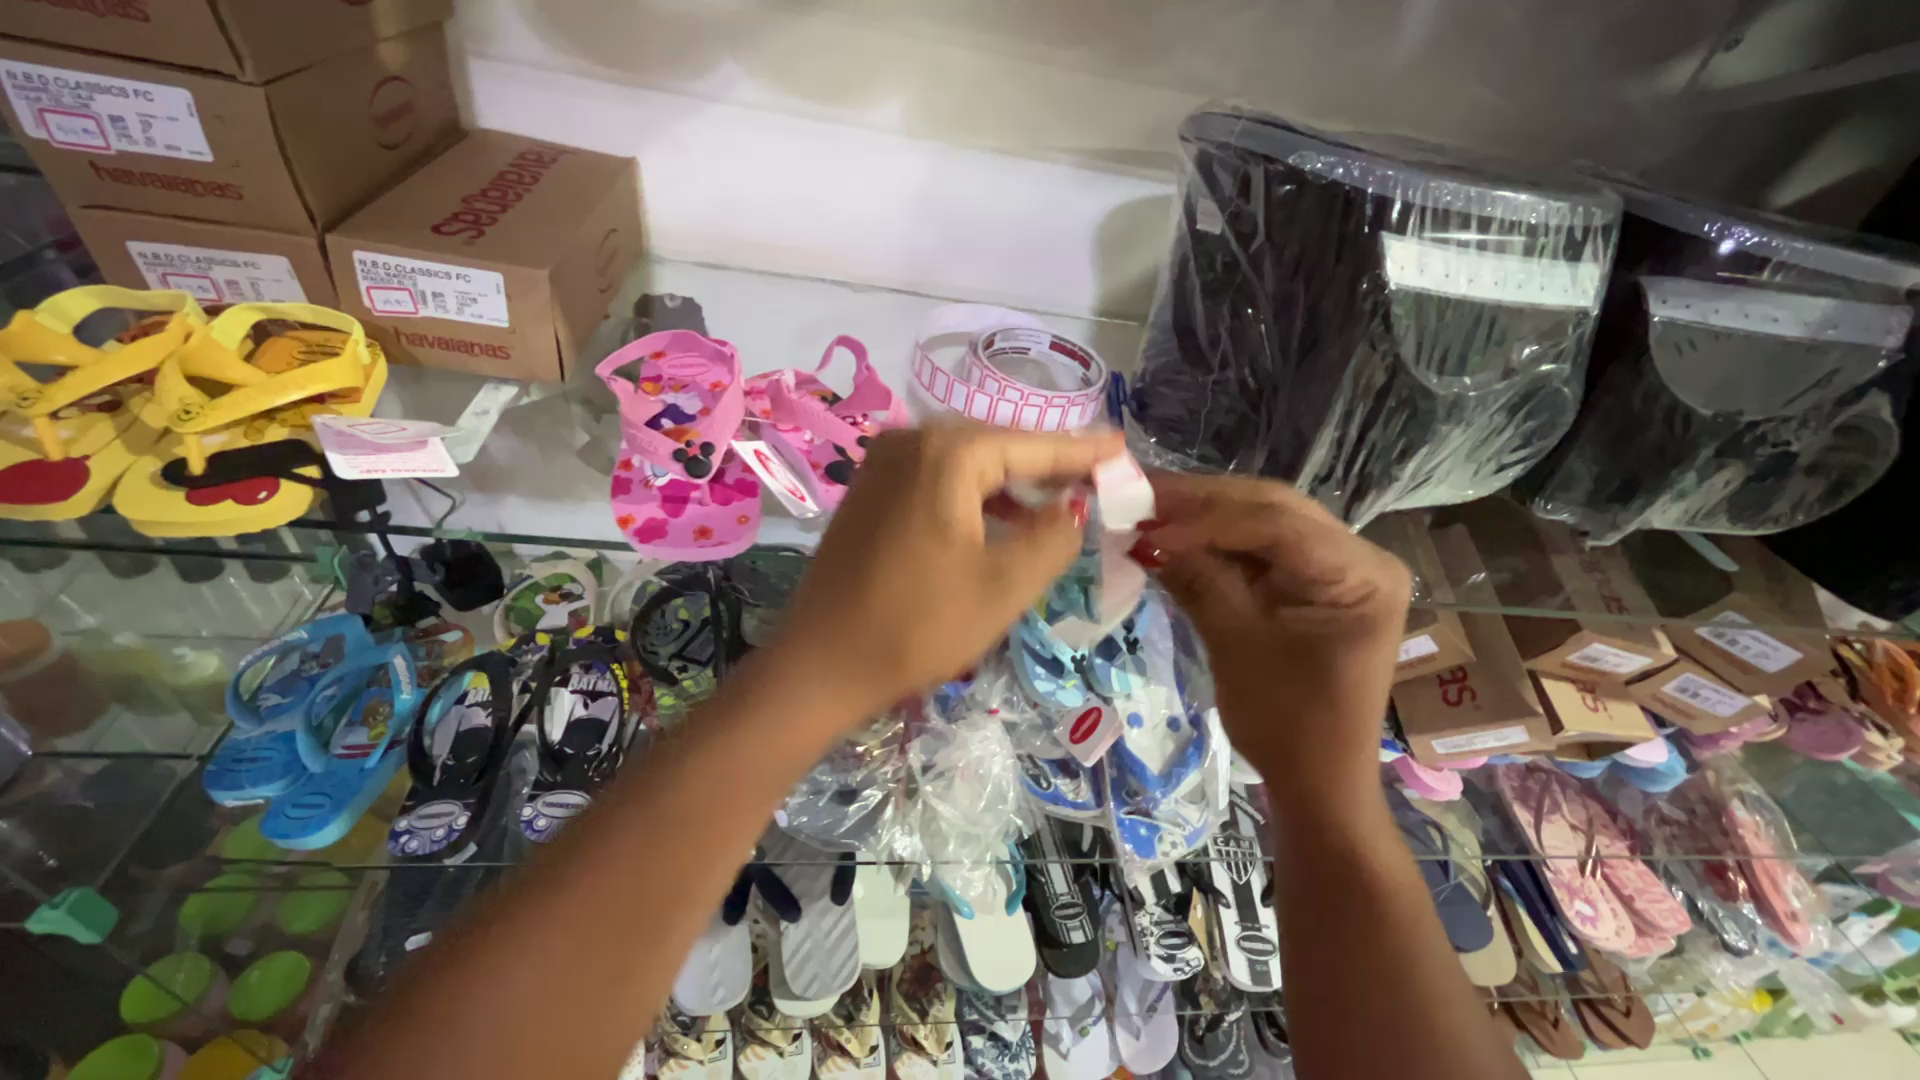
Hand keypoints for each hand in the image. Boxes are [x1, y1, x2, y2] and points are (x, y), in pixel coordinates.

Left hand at [771, 421, 1125, 723]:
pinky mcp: (870, 492)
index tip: (1122, 446)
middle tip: (1097, 475)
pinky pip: (937, 480)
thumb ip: (1054, 537)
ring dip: (1011, 483)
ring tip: (1060, 499)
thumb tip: (1075, 507)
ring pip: (966, 464)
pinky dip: (975, 496)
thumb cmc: (918, 625)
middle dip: (1047, 465)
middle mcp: (910, 441)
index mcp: (946, 453)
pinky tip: (1002, 517)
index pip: (1030, 445)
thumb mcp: (1004, 586)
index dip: (1081, 450)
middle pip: (997, 446)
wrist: (821, 664)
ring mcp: (882, 464)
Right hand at [1133, 472, 1410, 812]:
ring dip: (1205, 517)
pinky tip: (1175, 533)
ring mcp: (1339, 566)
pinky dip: (1217, 541)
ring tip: (1147, 509)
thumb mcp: (1237, 644)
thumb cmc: (1288, 722)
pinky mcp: (1314, 581)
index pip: (1277, 522)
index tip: (1146, 523)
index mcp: (1360, 573)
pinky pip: (1262, 547)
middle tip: (1138, 495)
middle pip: (1273, 509)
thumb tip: (1144, 532)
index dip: (1206, 517)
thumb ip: (1198, 578)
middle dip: (1202, 503)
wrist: (1318, 780)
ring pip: (1264, 521)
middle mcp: (1360, 555)